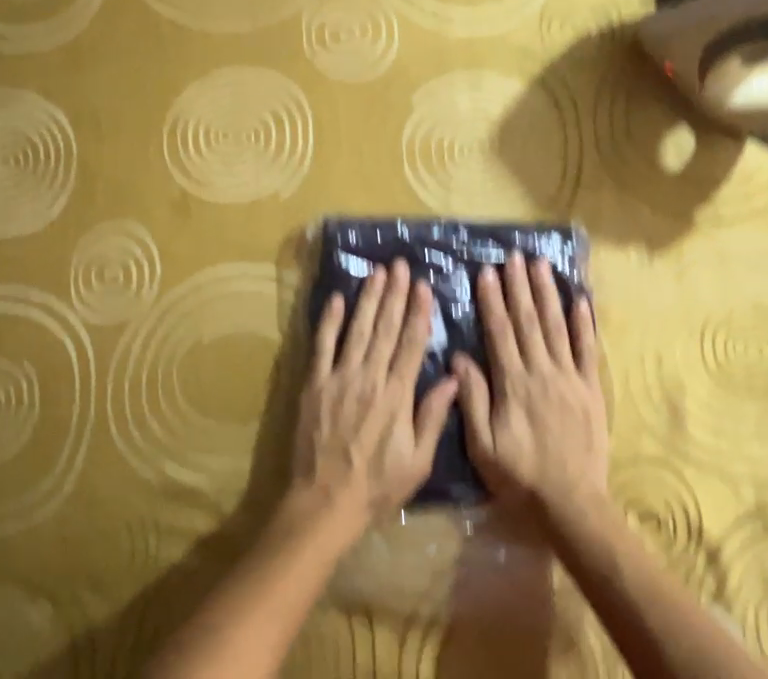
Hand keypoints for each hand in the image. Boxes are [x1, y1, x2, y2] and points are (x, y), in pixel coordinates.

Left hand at [291, 259, 457, 529]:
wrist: (326, 501)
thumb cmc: (378, 485)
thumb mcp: (418, 460)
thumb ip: (433, 416)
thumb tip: (453, 378)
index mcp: (397, 395)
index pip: (412, 343)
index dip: (419, 312)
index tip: (423, 286)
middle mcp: (369, 377)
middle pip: (385, 328)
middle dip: (395, 294)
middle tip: (401, 266)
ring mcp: (339, 378)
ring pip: (357, 329)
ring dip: (368, 299)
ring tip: (377, 272)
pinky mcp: (314, 384)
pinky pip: (322, 345)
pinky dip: (329, 321)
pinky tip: (336, 299)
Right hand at [453, 253, 607, 518]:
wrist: (571, 504)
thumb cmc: (519, 477)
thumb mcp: (482, 445)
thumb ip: (472, 398)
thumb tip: (459, 357)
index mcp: (513, 385)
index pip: (500, 332)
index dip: (492, 301)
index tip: (486, 272)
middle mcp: (542, 373)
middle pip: (529, 322)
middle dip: (519, 287)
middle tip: (514, 257)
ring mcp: (570, 379)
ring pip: (558, 327)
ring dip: (548, 294)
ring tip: (540, 265)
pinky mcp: (591, 391)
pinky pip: (588, 351)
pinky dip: (585, 324)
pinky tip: (580, 301)